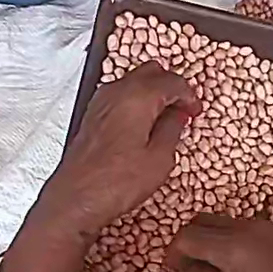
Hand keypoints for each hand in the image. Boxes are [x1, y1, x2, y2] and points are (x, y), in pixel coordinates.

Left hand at [37, 64, 199, 236]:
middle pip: (151, 72)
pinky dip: (137, 104)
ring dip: (153, 95)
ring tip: (166, 121)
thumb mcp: (160, 158)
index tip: (195, 110)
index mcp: (137, 96)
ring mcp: (101, 102)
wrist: (76, 199)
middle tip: (184, 111)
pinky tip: (145, 127)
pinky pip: (121, 97)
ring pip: (134, 82)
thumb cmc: (115, 182)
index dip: (189, 95)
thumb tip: (178, 115)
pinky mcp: (92, 116)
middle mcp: (116, 91)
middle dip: (171, 88)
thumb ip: (173, 129)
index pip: (172, 81)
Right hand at [166, 215, 272, 271]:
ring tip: (207, 270)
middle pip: (201, 221)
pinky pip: (239, 226)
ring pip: (220, 221)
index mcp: (233, 247)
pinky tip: (230, 265)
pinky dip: (225, 239)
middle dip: (187, 241)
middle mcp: (246, 228)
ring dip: (206, 239)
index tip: (171, 270)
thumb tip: (183, 267)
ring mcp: (263, 226)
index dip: (173, 252)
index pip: (187, 236)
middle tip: (184, 268)